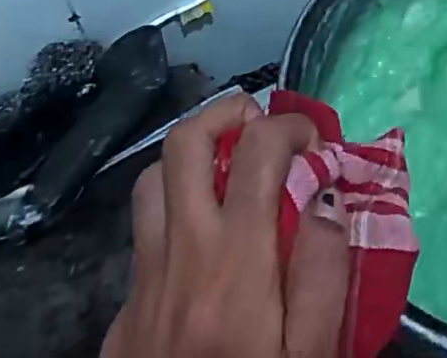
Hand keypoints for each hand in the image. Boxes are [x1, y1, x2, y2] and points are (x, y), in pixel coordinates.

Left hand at [102, 94, 348, 357]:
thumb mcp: (315, 356)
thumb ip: (324, 270)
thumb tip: (325, 193)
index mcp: (235, 259)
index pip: (258, 150)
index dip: (291, 126)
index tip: (316, 142)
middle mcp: (181, 252)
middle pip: (184, 142)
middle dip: (227, 112)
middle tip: (261, 125)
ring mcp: (143, 280)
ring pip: (151, 178)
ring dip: (192, 158)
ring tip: (228, 170)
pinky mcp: (122, 312)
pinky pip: (142, 233)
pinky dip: (173, 211)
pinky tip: (201, 241)